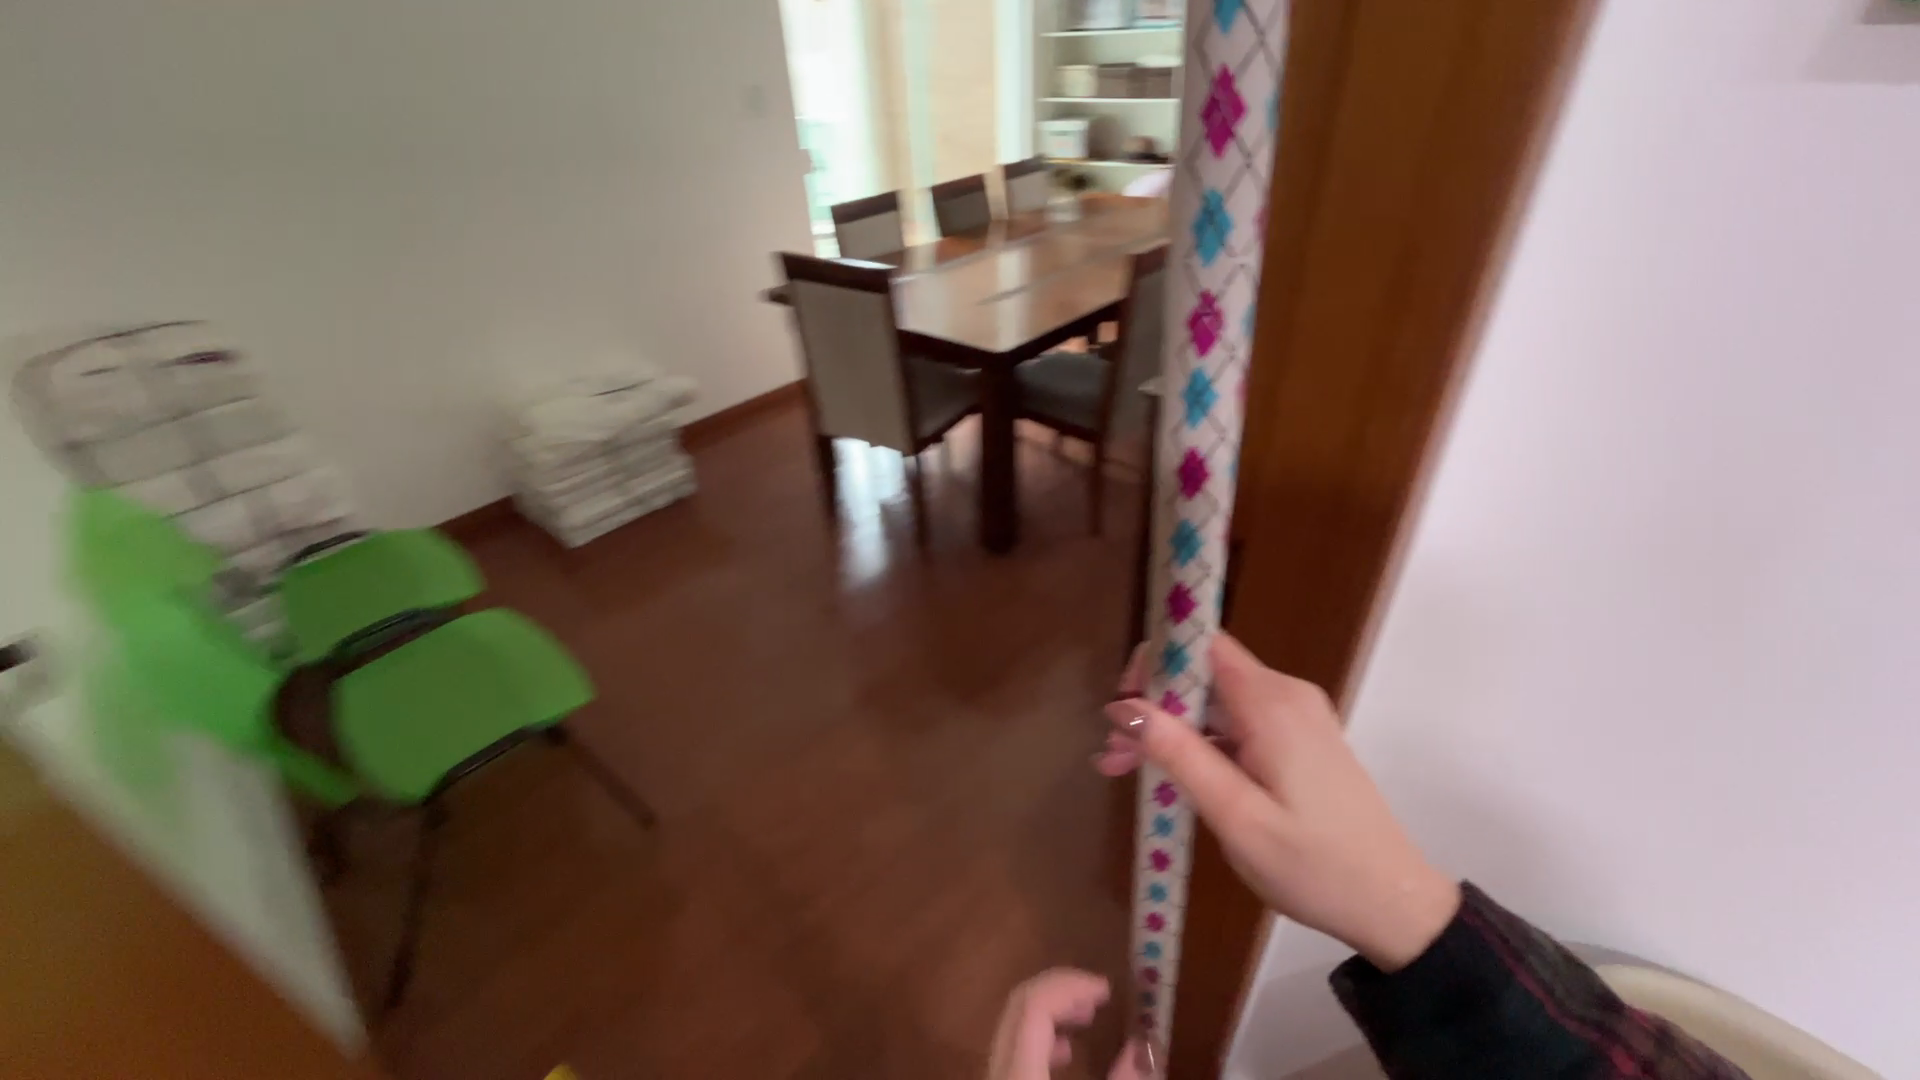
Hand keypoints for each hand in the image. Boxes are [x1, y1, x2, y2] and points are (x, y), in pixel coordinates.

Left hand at [984, 969, 1149, 1079]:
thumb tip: (1147, 1042)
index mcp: (1018, 1070)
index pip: (1033, 1004)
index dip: (1070, 985)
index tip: (1106, 987)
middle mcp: (996, 1066)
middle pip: (1018, 1005)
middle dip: (1060, 991)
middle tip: (1099, 994)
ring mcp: (991, 1073)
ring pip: (1011, 1022)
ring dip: (1050, 1010)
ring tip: (1086, 1014)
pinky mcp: (997, 1079)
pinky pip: (1009, 1045)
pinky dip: (1037, 1033)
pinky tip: (1065, 1050)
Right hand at [1094, 635, 1459, 971]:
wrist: (1394, 906)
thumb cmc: (1313, 866)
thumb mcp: (1235, 815)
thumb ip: (1178, 754)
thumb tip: (1122, 706)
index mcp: (1272, 704)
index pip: (1201, 644)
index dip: (1155, 661)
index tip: (1124, 707)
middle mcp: (1285, 695)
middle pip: (1202, 674)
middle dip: (1152, 706)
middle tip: (1113, 757)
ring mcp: (1295, 716)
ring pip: (1214, 701)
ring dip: (1170, 728)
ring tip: (1128, 771)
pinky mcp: (1298, 738)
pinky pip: (1235, 722)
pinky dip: (1199, 742)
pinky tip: (1172, 776)